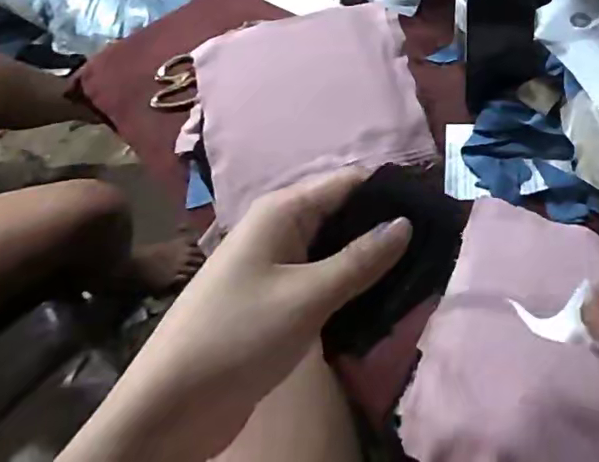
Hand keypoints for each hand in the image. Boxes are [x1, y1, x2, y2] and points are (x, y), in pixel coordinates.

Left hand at [61, 168, 410, 461]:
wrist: (163, 416)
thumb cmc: (236, 338)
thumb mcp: (308, 297)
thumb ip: (362, 258)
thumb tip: (407, 223)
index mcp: (283, 211)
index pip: (351, 182)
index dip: (392, 191)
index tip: (435, 206)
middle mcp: (281, 228)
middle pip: (346, 212)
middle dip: (385, 224)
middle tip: (433, 241)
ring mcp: (277, 264)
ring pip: (337, 247)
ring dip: (370, 256)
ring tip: (419, 267)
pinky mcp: (277, 298)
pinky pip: (323, 276)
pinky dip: (352, 281)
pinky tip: (382, 295)